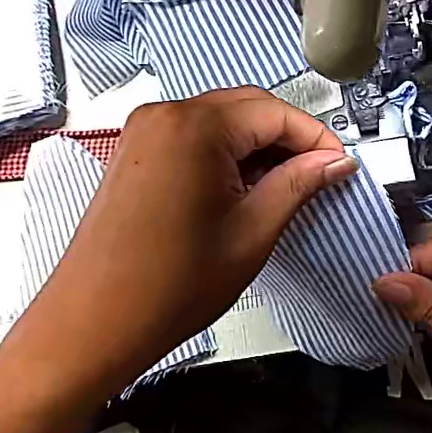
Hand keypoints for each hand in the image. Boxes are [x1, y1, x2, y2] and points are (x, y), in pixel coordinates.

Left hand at [36, 87, 356, 390]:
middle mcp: (165, 115)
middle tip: (318, 174)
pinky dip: (225, 152)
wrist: (92, 324)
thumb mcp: (251, 233)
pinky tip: (243, 186)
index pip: (275, 112)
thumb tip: (333, 161)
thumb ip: (298, 184)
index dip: (316, 137)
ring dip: (257, 145)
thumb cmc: (167, 287)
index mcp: (195, 127)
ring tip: (284, 186)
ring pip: (221, 120)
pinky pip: (194, 135)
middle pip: (247, 107)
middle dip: (288, 137)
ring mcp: (144, 131)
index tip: (339, 163)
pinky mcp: (135, 151)